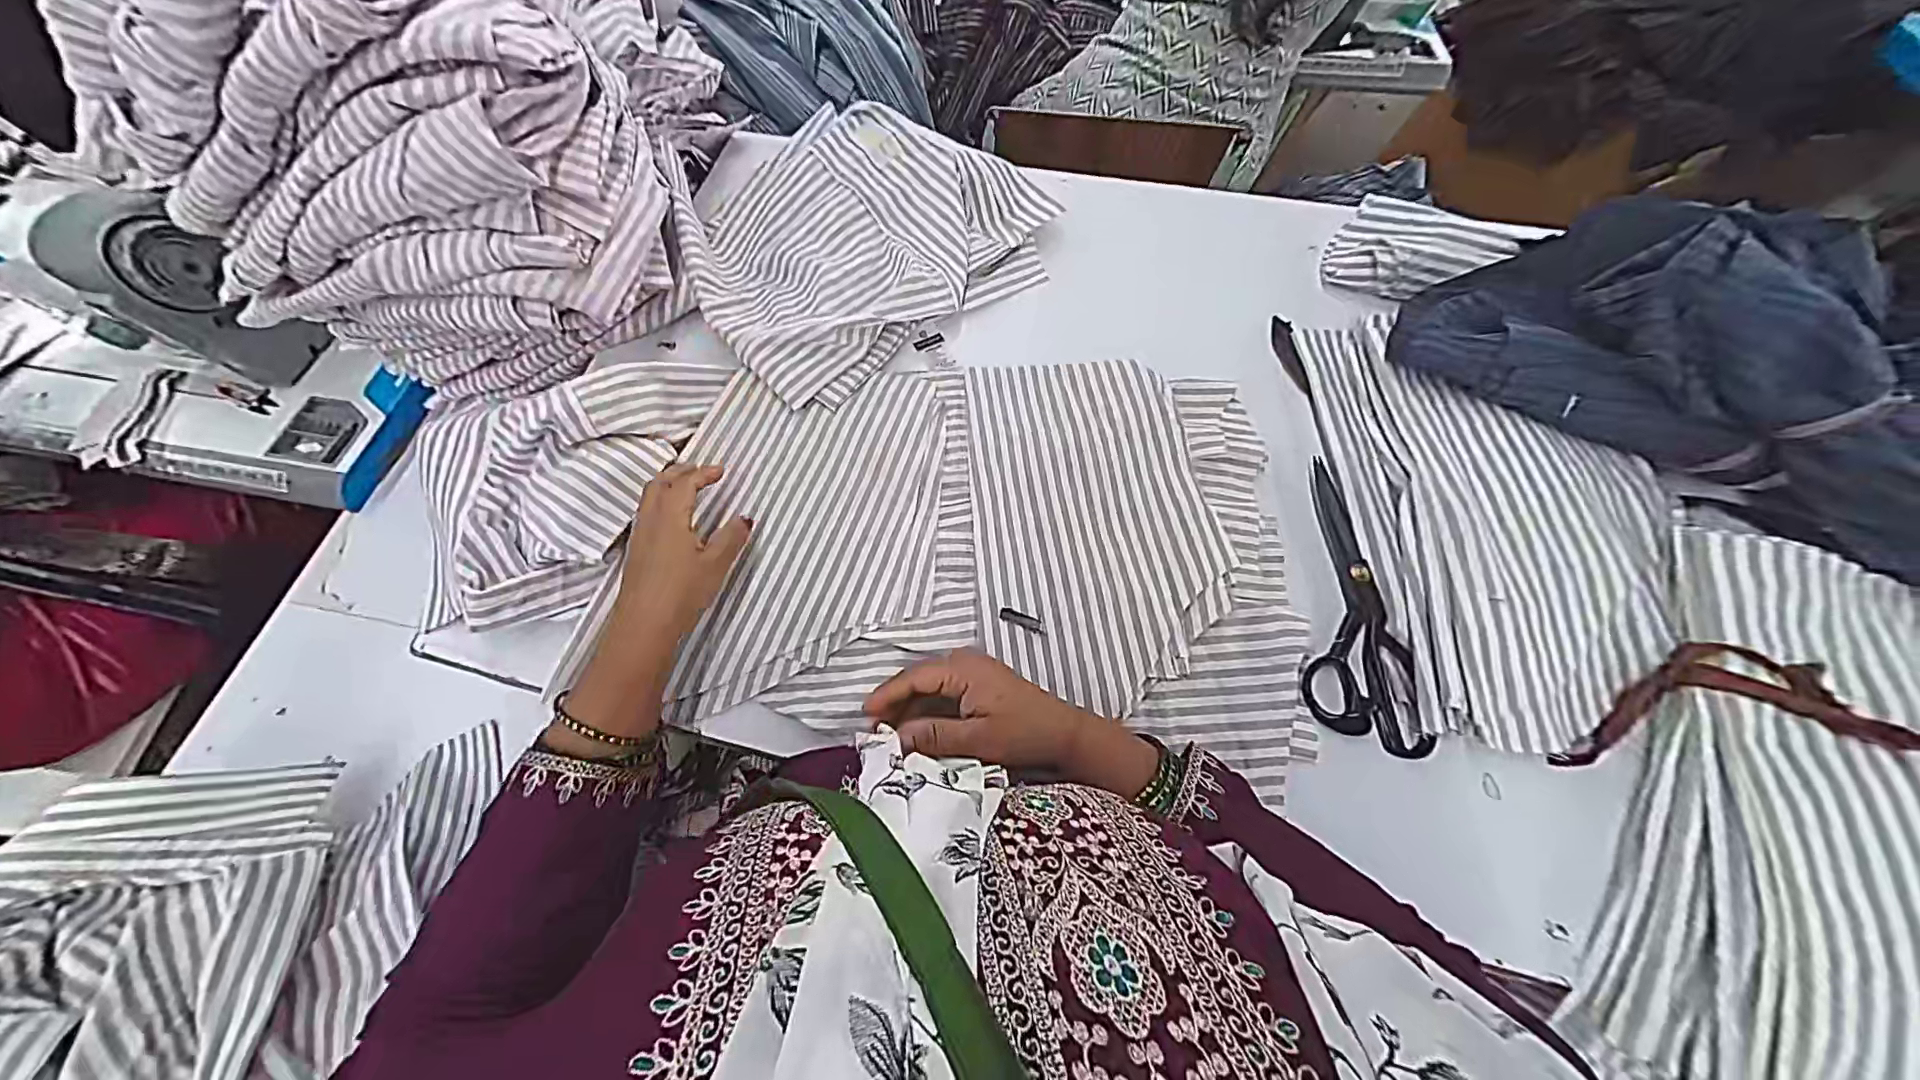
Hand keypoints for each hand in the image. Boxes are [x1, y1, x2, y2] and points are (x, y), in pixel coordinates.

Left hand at [613, 462, 752, 641]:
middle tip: (701, 470)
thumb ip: (731, 537)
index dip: (704, 473)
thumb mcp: (715, 564)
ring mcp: (640, 536)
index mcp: (671, 517)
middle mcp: (650, 520)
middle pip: (660, 483)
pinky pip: (646, 512)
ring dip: (667, 484)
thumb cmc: (681, 592)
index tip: (720, 471)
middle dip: (680, 472)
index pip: (685, 484)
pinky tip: (672, 517)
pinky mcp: (636, 551)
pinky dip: (660, 501)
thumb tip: (744, 518)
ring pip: (649, 497)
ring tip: (685, 487)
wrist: (644, 623)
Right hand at [863, 649, 1159, 798]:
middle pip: (919, 680)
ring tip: (890, 735)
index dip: (887, 695)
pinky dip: (928, 711)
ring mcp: (973, 673)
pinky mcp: (979, 686)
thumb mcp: (977, 740)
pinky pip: (944, 694)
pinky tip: (918, 732)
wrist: (1065, 734)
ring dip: (910, 709)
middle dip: (895, 704)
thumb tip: (896, 738)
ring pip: (930, 688)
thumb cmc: (1025, 733)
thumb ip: (935, 736)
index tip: (865, 715)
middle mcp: (965, 663)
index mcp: (964, 669)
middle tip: (873, 730)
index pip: (914, 677)